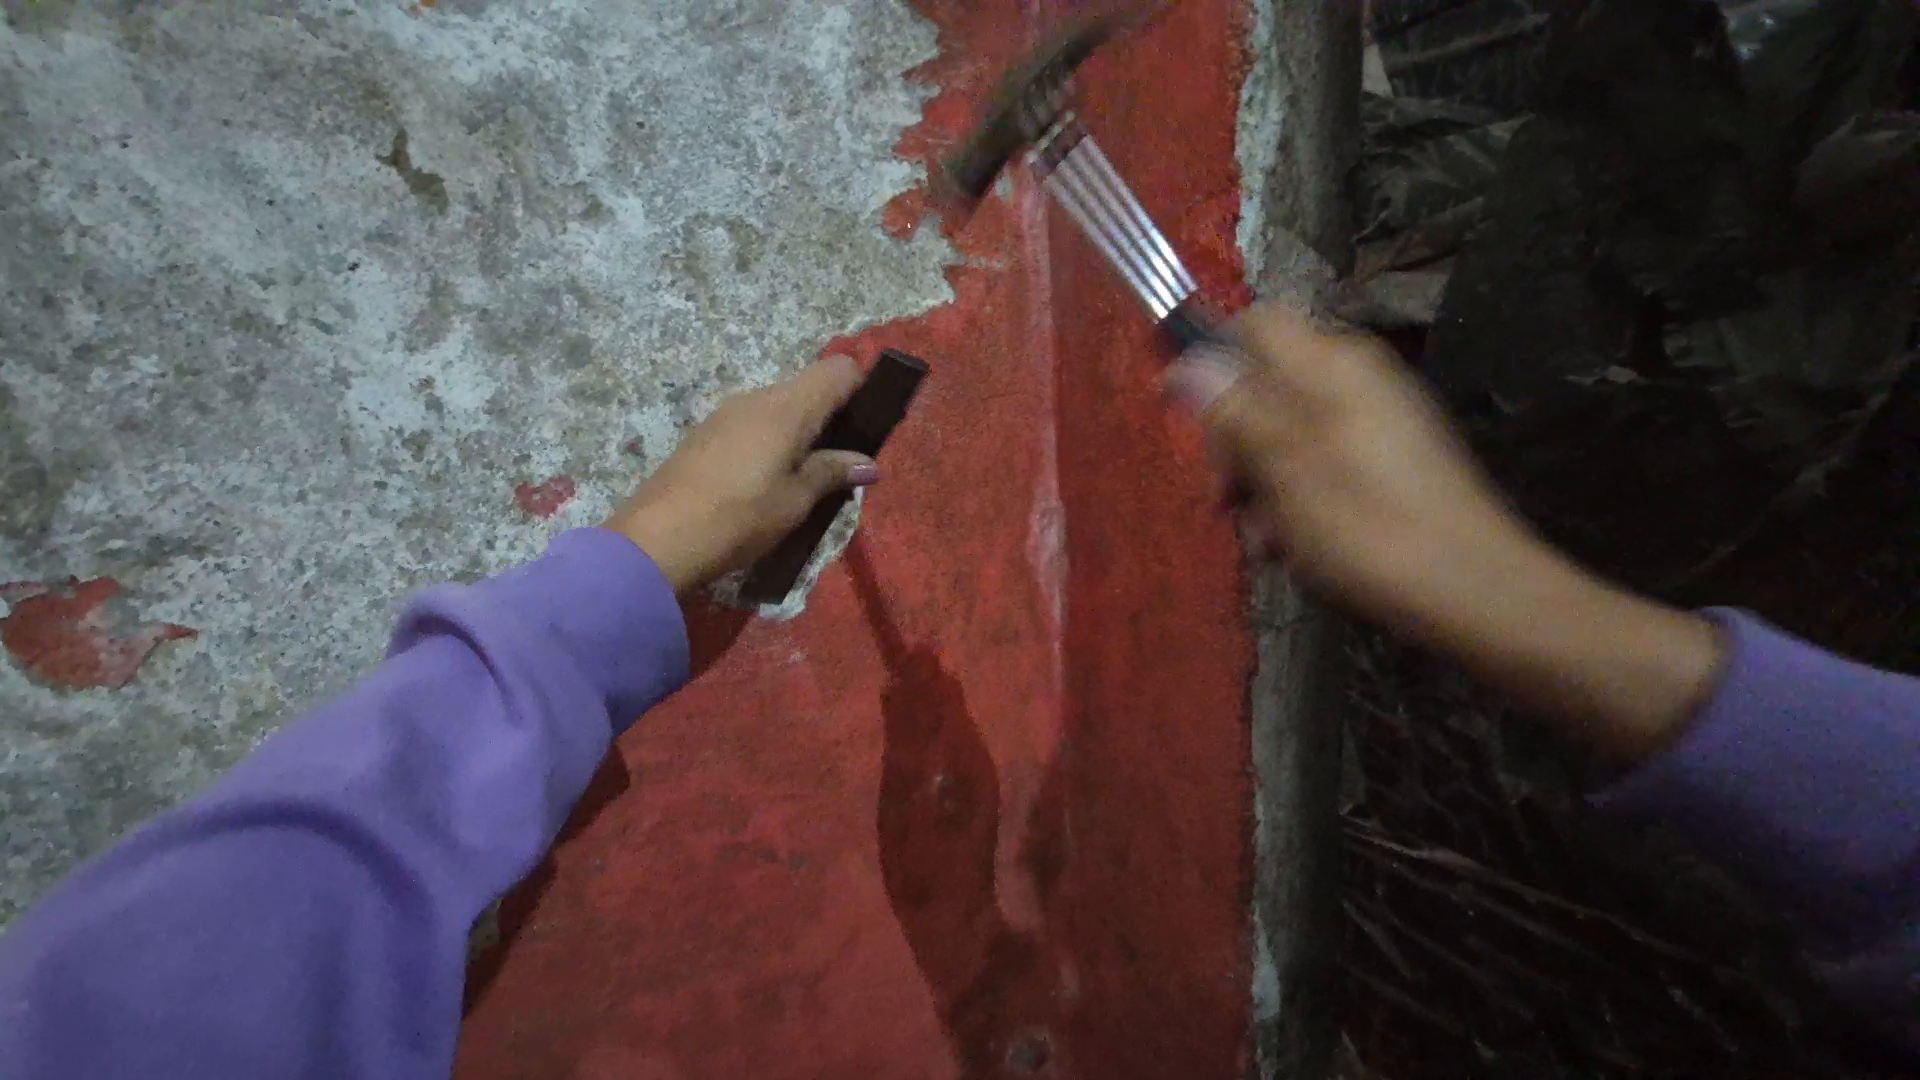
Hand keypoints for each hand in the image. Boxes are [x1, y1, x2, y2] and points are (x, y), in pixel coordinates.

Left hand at [605, 356, 877, 593]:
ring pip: (780, 408)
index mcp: (788, 407)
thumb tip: (868, 463)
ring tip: (804, 480)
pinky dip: (772, 442)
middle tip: (841, 465)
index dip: (861, 389)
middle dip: (832, 417)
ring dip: (800, 434)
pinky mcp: (706, 434)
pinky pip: (754, 424)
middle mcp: (758, 398)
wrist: (657, 540)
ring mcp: (727, 413)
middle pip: (808, 388)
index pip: (838, 370)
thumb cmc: (740, 517)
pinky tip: (765, 483)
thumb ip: (833, 473)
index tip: (868, 427)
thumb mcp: (796, 500)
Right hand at [1166, 303, 1543, 640]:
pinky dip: (1293, 497)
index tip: (1183, 414)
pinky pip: (1316, 460)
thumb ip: (1233, 410)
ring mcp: (1373, 419)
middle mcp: (1353, 380)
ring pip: (1283, 432)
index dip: (1209, 359)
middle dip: (1232, 441)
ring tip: (1264, 539)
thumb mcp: (1284, 466)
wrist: (1472, 590)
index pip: (1254, 325)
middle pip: (1262, 386)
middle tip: (1226, 498)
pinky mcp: (1385, 458)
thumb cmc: (1368, 527)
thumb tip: (1185, 366)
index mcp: (1330, 367)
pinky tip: (1293, 543)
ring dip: (1259, 483)